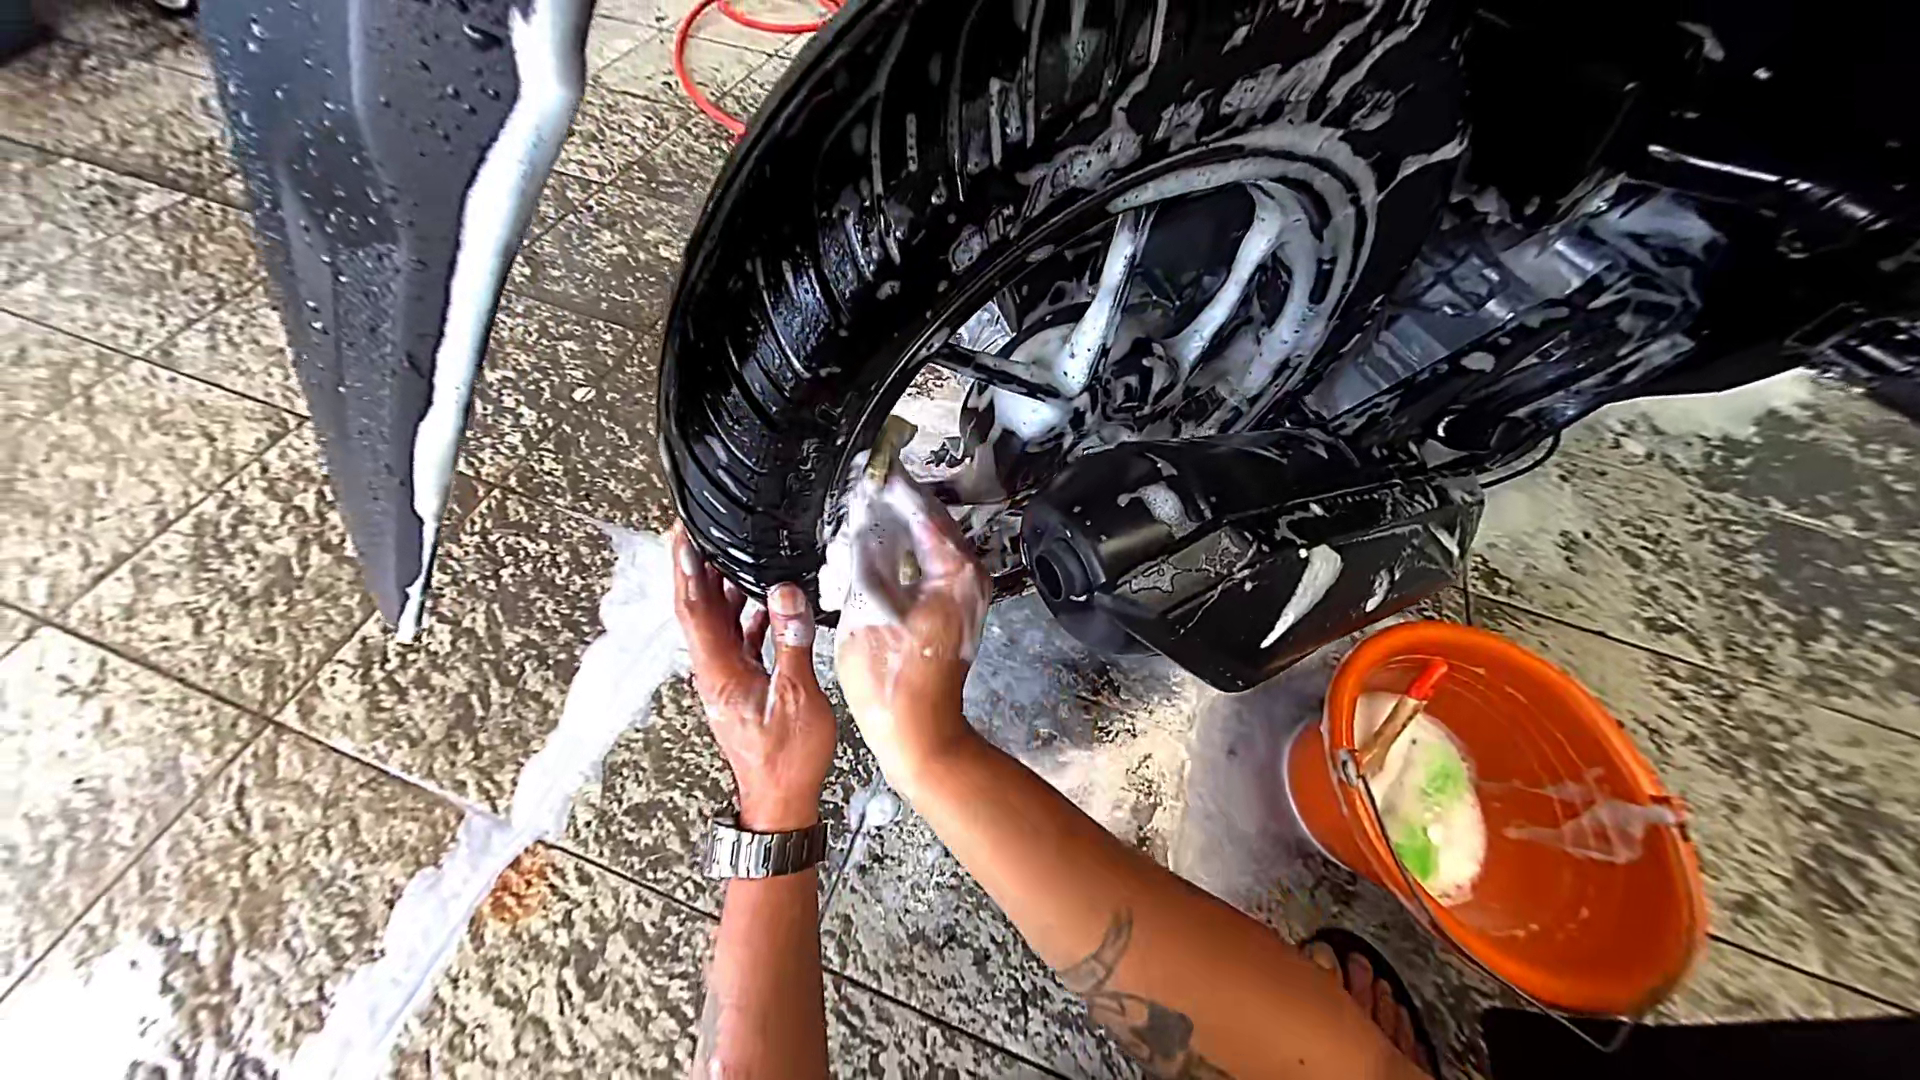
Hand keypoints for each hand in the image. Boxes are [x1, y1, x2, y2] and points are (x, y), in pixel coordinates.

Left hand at [673, 525, 836, 831]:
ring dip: (723, 589)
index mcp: (719, 672)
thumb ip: (789, 641)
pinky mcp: (743, 685)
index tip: (682, 535)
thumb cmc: (786, 758)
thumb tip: (784, 595)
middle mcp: (716, 672)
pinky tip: (763, 604)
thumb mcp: (796, 696)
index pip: (694, 608)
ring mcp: (727, 679)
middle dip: (700, 569)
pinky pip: (738, 639)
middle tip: (707, 535)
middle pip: (700, 610)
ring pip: (719, 623)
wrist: (780, 799)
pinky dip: (746, 615)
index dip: (686, 568)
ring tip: (735, 558)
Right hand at [829, 474, 991, 793]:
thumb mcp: (867, 610)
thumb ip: (864, 556)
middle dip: (891, 508)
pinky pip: (925, 568)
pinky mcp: (952, 610)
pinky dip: (900, 559)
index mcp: (956, 571)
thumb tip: (859, 520)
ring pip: (926, 546)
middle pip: (928, 523)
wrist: (919, 733)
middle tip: (861, 491)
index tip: (871, 466)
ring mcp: (964, 595)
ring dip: (892, 534)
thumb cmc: (894, 684)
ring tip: (859, 523)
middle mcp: (969, 577)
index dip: (891, 487)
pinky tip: (871, 558)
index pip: (922, 510)